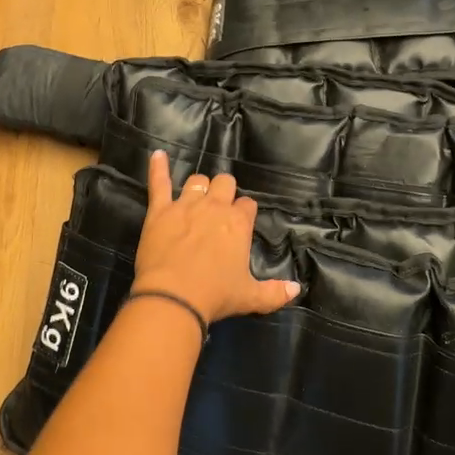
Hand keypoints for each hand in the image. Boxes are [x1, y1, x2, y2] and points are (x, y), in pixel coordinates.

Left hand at [128, 151, 299, 326]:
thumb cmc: (215, 296)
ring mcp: (186, 205)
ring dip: (200, 187)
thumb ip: (275, 293)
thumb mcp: (249, 297)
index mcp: (239, 223)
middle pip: (224, 183)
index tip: (240, 223)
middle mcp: (215, 206)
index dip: (244, 213)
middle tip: (219, 209)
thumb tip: (296, 289)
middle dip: (224, 192)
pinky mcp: (160, 211)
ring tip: (197, 198)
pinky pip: (159, 183)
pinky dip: (158, 168)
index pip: (248, 205)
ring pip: (197, 181)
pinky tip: (158, 155)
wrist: (173, 299)